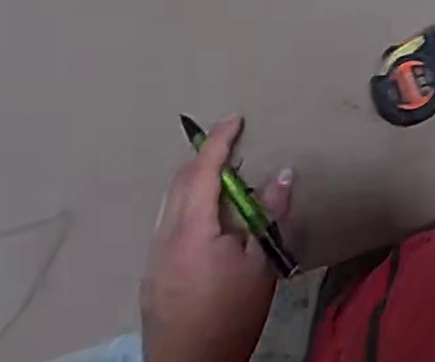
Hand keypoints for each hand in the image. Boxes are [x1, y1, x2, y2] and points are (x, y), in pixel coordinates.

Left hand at [141, 116, 291, 361]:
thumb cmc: (230, 316)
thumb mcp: (261, 265)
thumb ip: (269, 214)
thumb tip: (283, 173)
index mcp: (192, 229)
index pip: (204, 169)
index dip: (219, 140)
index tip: (235, 118)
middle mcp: (165, 235)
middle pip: (181, 179)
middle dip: (204, 154)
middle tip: (230, 140)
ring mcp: (153, 256)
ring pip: (170, 200)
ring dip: (193, 177)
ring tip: (221, 175)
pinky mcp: (151, 275)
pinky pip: (167, 220)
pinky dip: (186, 202)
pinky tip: (205, 217)